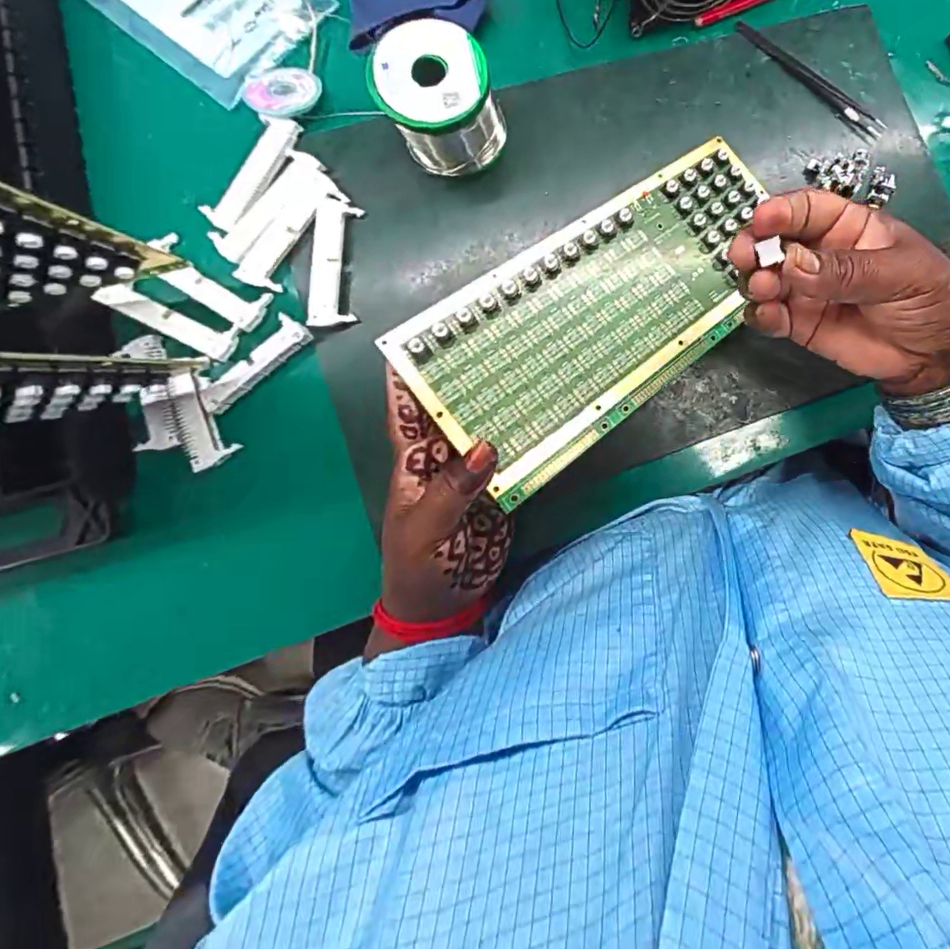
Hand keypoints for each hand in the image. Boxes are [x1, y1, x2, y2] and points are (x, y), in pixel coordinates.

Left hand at [372, 366, 512, 657]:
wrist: (443, 608)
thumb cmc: (416, 570)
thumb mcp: (425, 530)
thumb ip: (452, 489)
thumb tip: (485, 446)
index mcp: (415, 464)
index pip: (408, 411)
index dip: (410, 377)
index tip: (422, 340)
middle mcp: (445, 462)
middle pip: (455, 413)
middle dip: (467, 381)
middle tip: (490, 346)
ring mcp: (474, 477)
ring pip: (487, 432)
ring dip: (502, 407)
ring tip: (523, 373)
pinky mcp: (500, 493)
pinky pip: (513, 461)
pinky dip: (526, 442)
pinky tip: (541, 421)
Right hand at [728, 189, 949, 395]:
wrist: (937, 359)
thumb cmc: (933, 301)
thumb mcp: (901, 274)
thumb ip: (847, 270)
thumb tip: (795, 262)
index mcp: (850, 228)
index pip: (808, 209)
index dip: (782, 211)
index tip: (762, 219)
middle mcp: (820, 256)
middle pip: (776, 241)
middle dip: (756, 245)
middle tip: (747, 255)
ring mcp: (807, 291)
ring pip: (766, 278)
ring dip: (756, 281)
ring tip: (764, 289)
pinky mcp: (800, 324)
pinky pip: (771, 316)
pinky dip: (761, 315)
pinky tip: (768, 315)